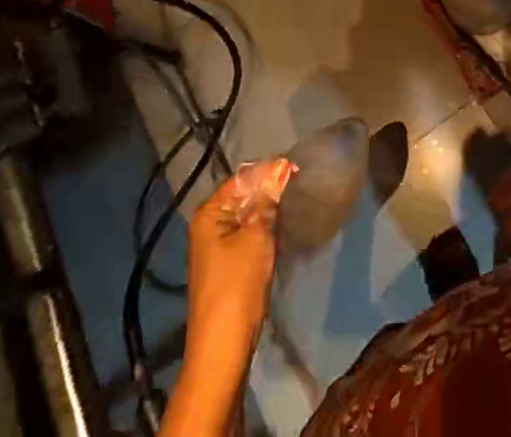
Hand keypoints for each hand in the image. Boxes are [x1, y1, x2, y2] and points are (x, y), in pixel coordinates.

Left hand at [185, 159, 293, 356]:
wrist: (223, 343)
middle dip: (270, 186)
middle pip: (243, 194)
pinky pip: (249, 232)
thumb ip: (267, 200)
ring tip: (297, 198)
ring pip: (247, 214)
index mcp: (209, 213)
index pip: (242, 178)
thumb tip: (281, 167)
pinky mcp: (228, 262)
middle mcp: (209, 224)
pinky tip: (284, 224)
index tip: (299, 167)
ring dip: (269, 206)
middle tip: (302, 181)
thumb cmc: (238, 284)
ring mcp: (217, 245)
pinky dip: (266, 225)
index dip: (269, 170)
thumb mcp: (257, 237)